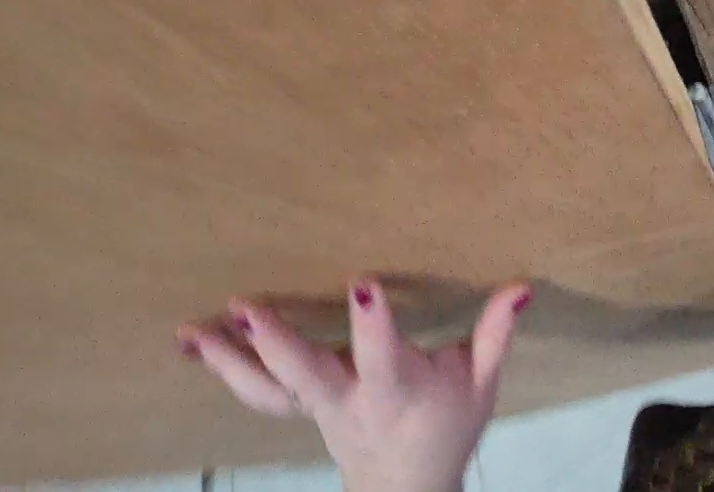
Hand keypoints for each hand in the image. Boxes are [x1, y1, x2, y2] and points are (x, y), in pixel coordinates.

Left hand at [179, 278, 531, 491]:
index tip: (361, 285)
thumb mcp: (480, 384)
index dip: (373, 324)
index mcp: (395, 392)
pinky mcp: (299, 410)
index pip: (383, 358)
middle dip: (276, 345)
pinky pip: (258, 396)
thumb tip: (521, 284)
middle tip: (245, 309)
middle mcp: (347, 402)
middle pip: (306, 378)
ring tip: (192, 332)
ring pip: (267, 392)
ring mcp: (316, 410)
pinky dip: (226, 371)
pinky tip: (198, 345)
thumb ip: (496, 333)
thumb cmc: (447, 429)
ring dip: (229, 363)